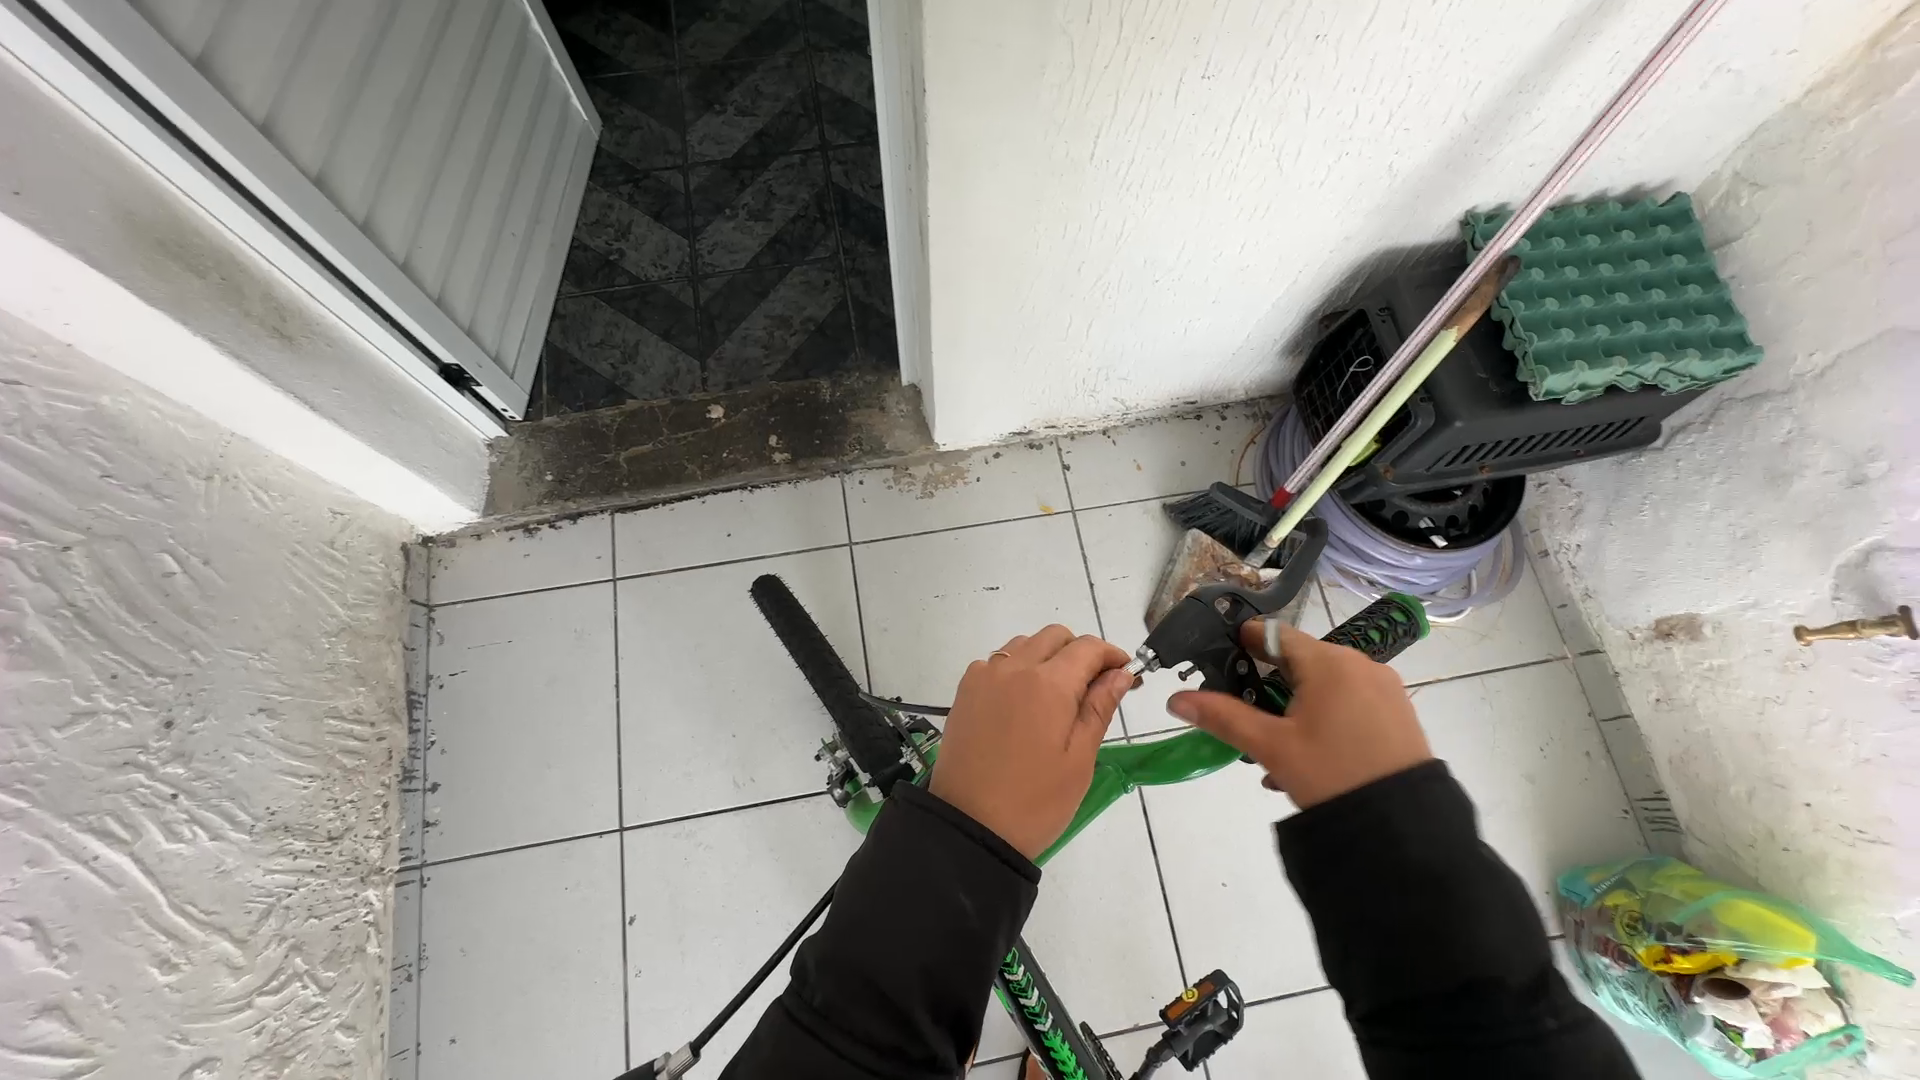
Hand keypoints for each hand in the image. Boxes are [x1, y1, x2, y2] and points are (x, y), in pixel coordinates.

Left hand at [929, 626, 1132, 859]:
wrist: (969, 827)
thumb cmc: (1035, 801)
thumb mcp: (1079, 759)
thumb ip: (1100, 707)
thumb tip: (1120, 673)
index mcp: (1047, 683)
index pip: (1088, 647)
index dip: (1112, 656)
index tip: (1125, 676)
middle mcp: (1013, 668)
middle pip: (1055, 636)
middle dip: (1081, 653)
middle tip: (1095, 688)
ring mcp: (984, 676)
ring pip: (1025, 645)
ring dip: (1048, 657)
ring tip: (1058, 699)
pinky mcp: (965, 691)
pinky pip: (997, 663)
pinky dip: (1017, 669)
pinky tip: (1023, 704)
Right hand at [1166, 620, 1430, 808]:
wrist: (1405, 826)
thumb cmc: (1331, 773)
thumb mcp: (1270, 746)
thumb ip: (1222, 716)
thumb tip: (1175, 699)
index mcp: (1329, 662)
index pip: (1275, 633)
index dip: (1244, 642)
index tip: (1221, 660)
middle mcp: (1359, 664)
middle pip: (1299, 661)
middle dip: (1268, 685)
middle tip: (1247, 718)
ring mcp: (1384, 688)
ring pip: (1325, 686)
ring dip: (1295, 707)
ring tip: (1276, 748)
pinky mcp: (1399, 714)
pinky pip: (1350, 703)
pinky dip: (1325, 718)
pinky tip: (1310, 756)